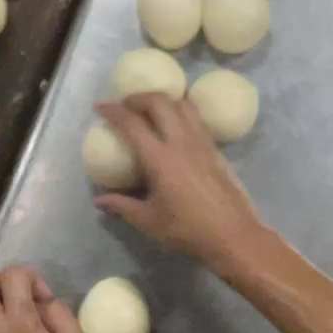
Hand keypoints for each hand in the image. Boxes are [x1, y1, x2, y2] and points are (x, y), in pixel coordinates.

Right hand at [95, 93, 269, 273]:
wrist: (232, 235)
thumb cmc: (187, 230)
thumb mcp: (149, 221)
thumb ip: (122, 206)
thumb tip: (100, 201)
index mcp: (160, 159)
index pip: (132, 123)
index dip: (113, 111)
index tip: (100, 107)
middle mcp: (181, 142)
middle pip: (159, 102)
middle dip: (138, 97)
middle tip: (125, 105)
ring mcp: (201, 142)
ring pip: (182, 104)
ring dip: (163, 100)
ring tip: (150, 110)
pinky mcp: (215, 148)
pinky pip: (196, 118)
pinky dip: (181, 111)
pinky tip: (175, 125)